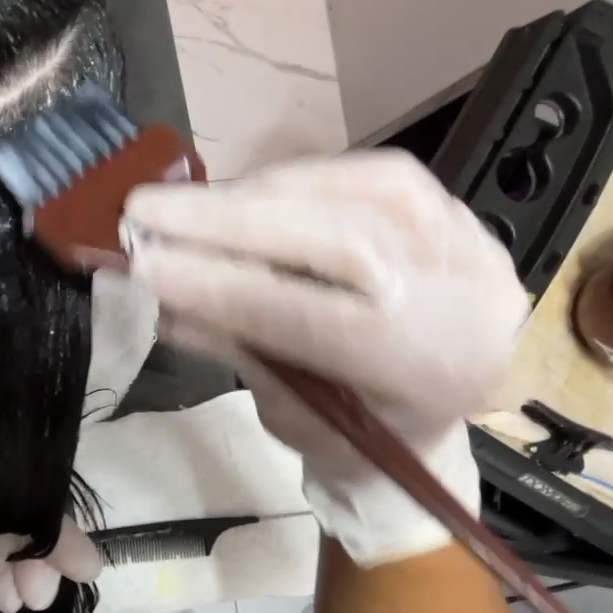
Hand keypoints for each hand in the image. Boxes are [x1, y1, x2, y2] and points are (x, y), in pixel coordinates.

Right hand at [122, 151, 529, 564]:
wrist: (422, 428)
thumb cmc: (347, 438)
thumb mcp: (282, 406)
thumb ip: (228, 340)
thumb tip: (153, 289)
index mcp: (426, 371)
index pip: (307, 314)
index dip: (217, 284)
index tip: (142, 265)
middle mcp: (466, 299)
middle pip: (339, 238)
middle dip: (227, 220)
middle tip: (143, 211)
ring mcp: (470, 246)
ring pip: (357, 190)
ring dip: (252, 194)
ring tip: (179, 206)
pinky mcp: (455, 213)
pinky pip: (371, 175)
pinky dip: (293, 180)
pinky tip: (240, 192)